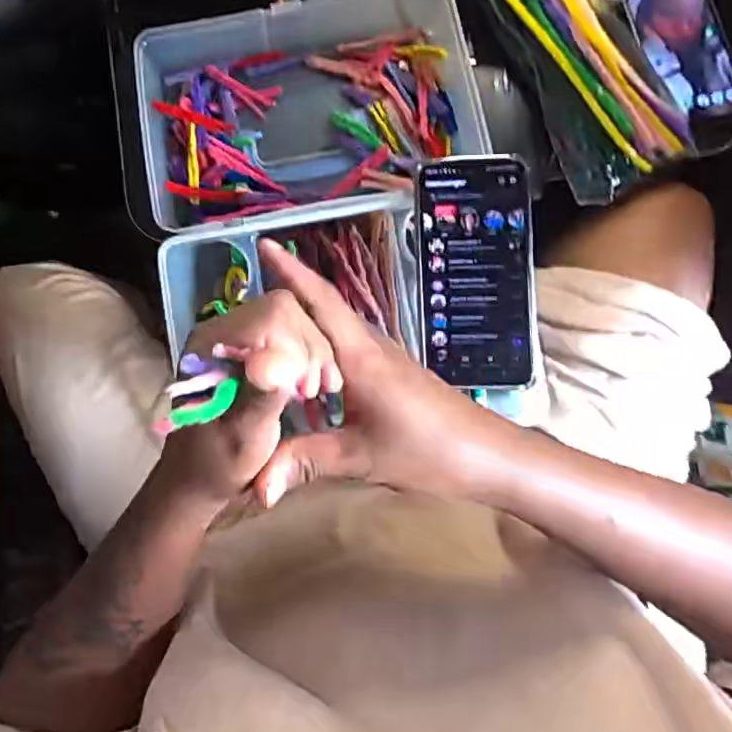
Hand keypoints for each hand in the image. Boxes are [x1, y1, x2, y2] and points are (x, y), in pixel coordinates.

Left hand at [155, 287, 337, 505]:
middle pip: (284, 308)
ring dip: (313, 351)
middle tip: (314, 391)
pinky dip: (309, 353)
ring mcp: (236, 333)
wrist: (199, 475)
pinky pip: (290, 329)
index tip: (305, 389)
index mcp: (211, 345)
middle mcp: (221, 329)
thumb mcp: (244, 438)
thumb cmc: (218, 463)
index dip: (298, 345)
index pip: (270, 315)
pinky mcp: (251, 342)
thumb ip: (260, 398)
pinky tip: (313, 383)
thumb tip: (278, 363)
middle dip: (309, 347)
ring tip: (315, 390)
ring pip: (291, 316)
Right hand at [251, 238, 518, 505]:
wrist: (488, 454)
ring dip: (300, 317)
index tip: (265, 244)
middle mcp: (369, 344)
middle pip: (322, 306)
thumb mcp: (362, 457)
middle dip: (285, 293)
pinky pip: (343, 342)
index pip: (320, 300)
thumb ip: (306, 462)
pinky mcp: (387, 370)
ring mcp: (381, 355)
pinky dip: (316, 341)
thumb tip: (254, 487)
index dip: (291, 270)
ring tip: (262, 324)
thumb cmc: (429, 449)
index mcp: (360, 354)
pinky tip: (302, 360)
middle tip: (243, 300)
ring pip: (333, 325)